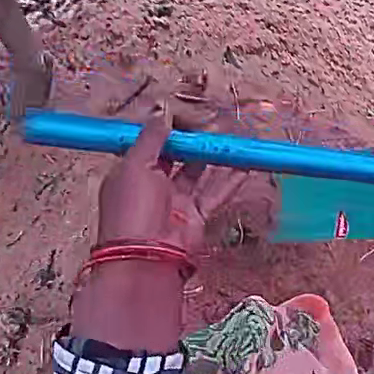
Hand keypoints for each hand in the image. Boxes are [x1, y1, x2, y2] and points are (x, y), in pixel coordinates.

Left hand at [96, 111, 244, 251]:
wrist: (148, 256)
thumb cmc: (133, 209)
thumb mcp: (135, 164)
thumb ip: (151, 139)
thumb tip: (160, 117)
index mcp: (130, 174)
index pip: (149, 148)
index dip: (166, 133)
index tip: (183, 119)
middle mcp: (152, 188)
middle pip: (175, 159)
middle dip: (193, 143)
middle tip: (212, 125)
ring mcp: (174, 203)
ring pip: (197, 174)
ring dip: (214, 157)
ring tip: (231, 139)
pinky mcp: (194, 217)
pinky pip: (214, 193)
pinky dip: (229, 180)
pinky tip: (243, 165)